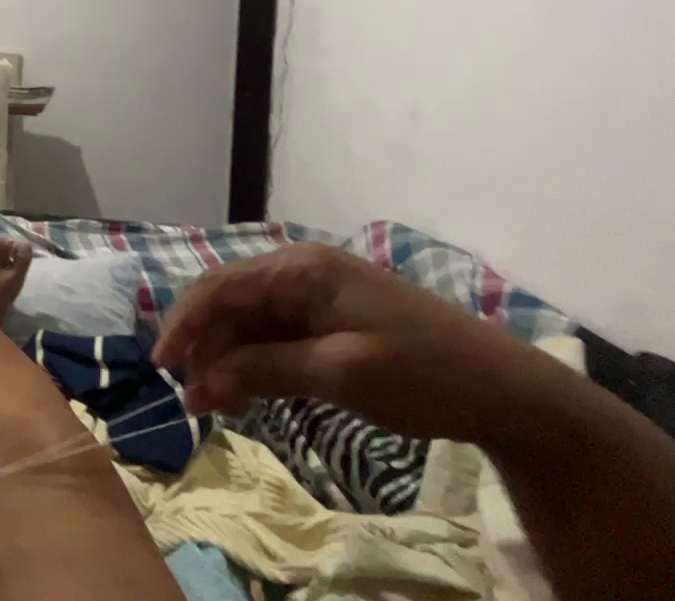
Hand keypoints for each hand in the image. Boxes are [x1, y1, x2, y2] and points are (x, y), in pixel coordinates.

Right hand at [151, 243, 574, 444]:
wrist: (513, 395)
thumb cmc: (424, 373)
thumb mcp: (338, 373)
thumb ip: (264, 369)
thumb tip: (201, 380)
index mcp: (300, 269)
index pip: (219, 287)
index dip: (183, 324)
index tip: (160, 366)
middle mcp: (301, 274)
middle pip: (230, 304)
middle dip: (204, 348)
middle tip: (190, 398)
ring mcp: (317, 298)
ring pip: (249, 324)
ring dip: (228, 361)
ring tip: (215, 406)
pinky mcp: (331, 325)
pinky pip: (276, 339)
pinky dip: (256, 367)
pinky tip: (246, 396)